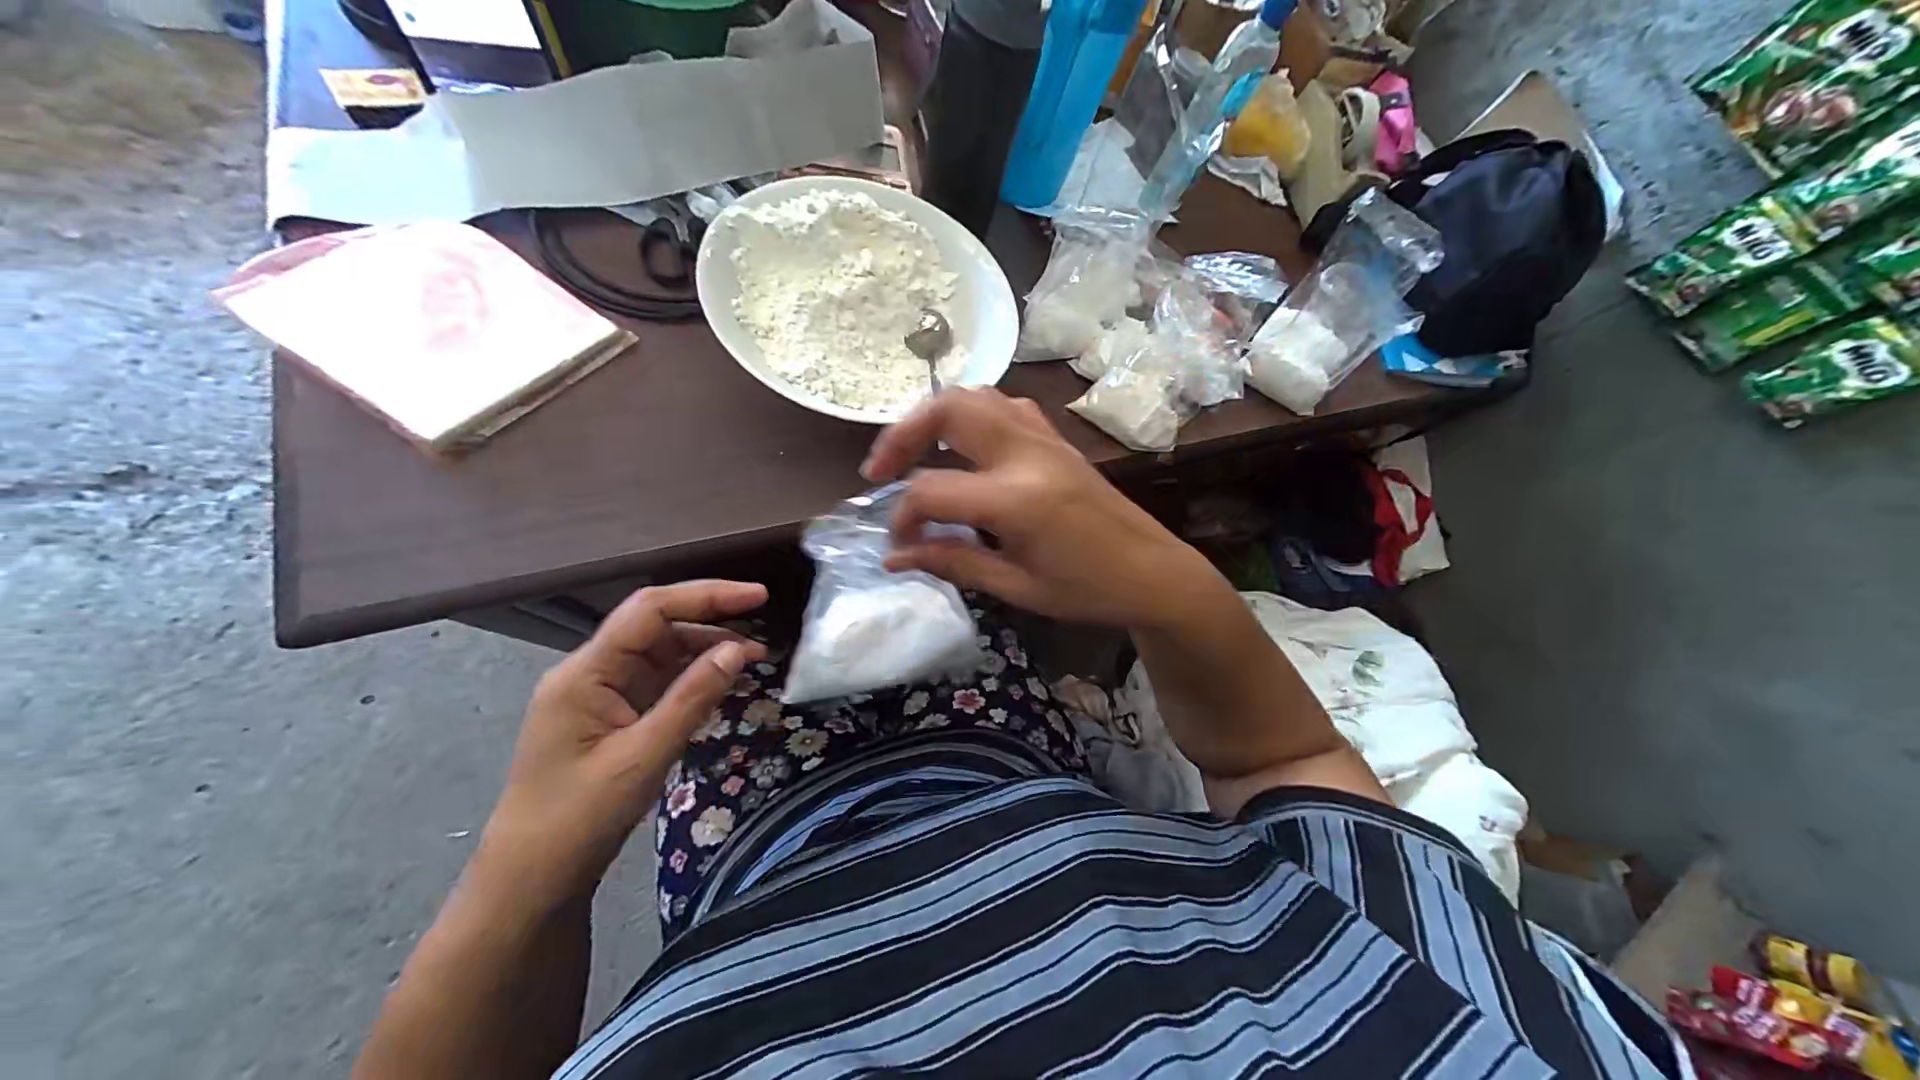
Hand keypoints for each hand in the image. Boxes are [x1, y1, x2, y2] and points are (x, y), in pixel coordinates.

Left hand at [473, 581, 767, 910]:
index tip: (757, 597)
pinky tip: (722, 683)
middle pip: (657, 625)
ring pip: (661, 652)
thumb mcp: (643, 756)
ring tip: (753, 661)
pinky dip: (693, 677)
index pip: (650, 610)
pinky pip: (658, 681)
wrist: (532, 879)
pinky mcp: (611, 714)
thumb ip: (692, 698)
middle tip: (763, 634)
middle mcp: (591, 671)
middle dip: (711, 621)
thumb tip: (739, 650)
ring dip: (706, 650)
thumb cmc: (579, 818)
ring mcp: (600, 693)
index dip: (706, 595)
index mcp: (585, 672)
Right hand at [862, 388, 1223, 629]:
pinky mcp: (1056, 440)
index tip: (899, 545)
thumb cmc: (1088, 591)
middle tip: (880, 471)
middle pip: (947, 409)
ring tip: (914, 455)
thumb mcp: (1016, 587)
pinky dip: (971, 416)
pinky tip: (964, 449)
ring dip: (934, 418)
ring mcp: (1045, 440)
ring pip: (975, 396)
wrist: (1155, 574)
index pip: (932, 491)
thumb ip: (952, 562)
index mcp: (1016, 500)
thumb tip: (895, 556)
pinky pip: (1004, 406)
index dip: (902, 518)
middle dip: (901, 435)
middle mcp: (1028, 455)